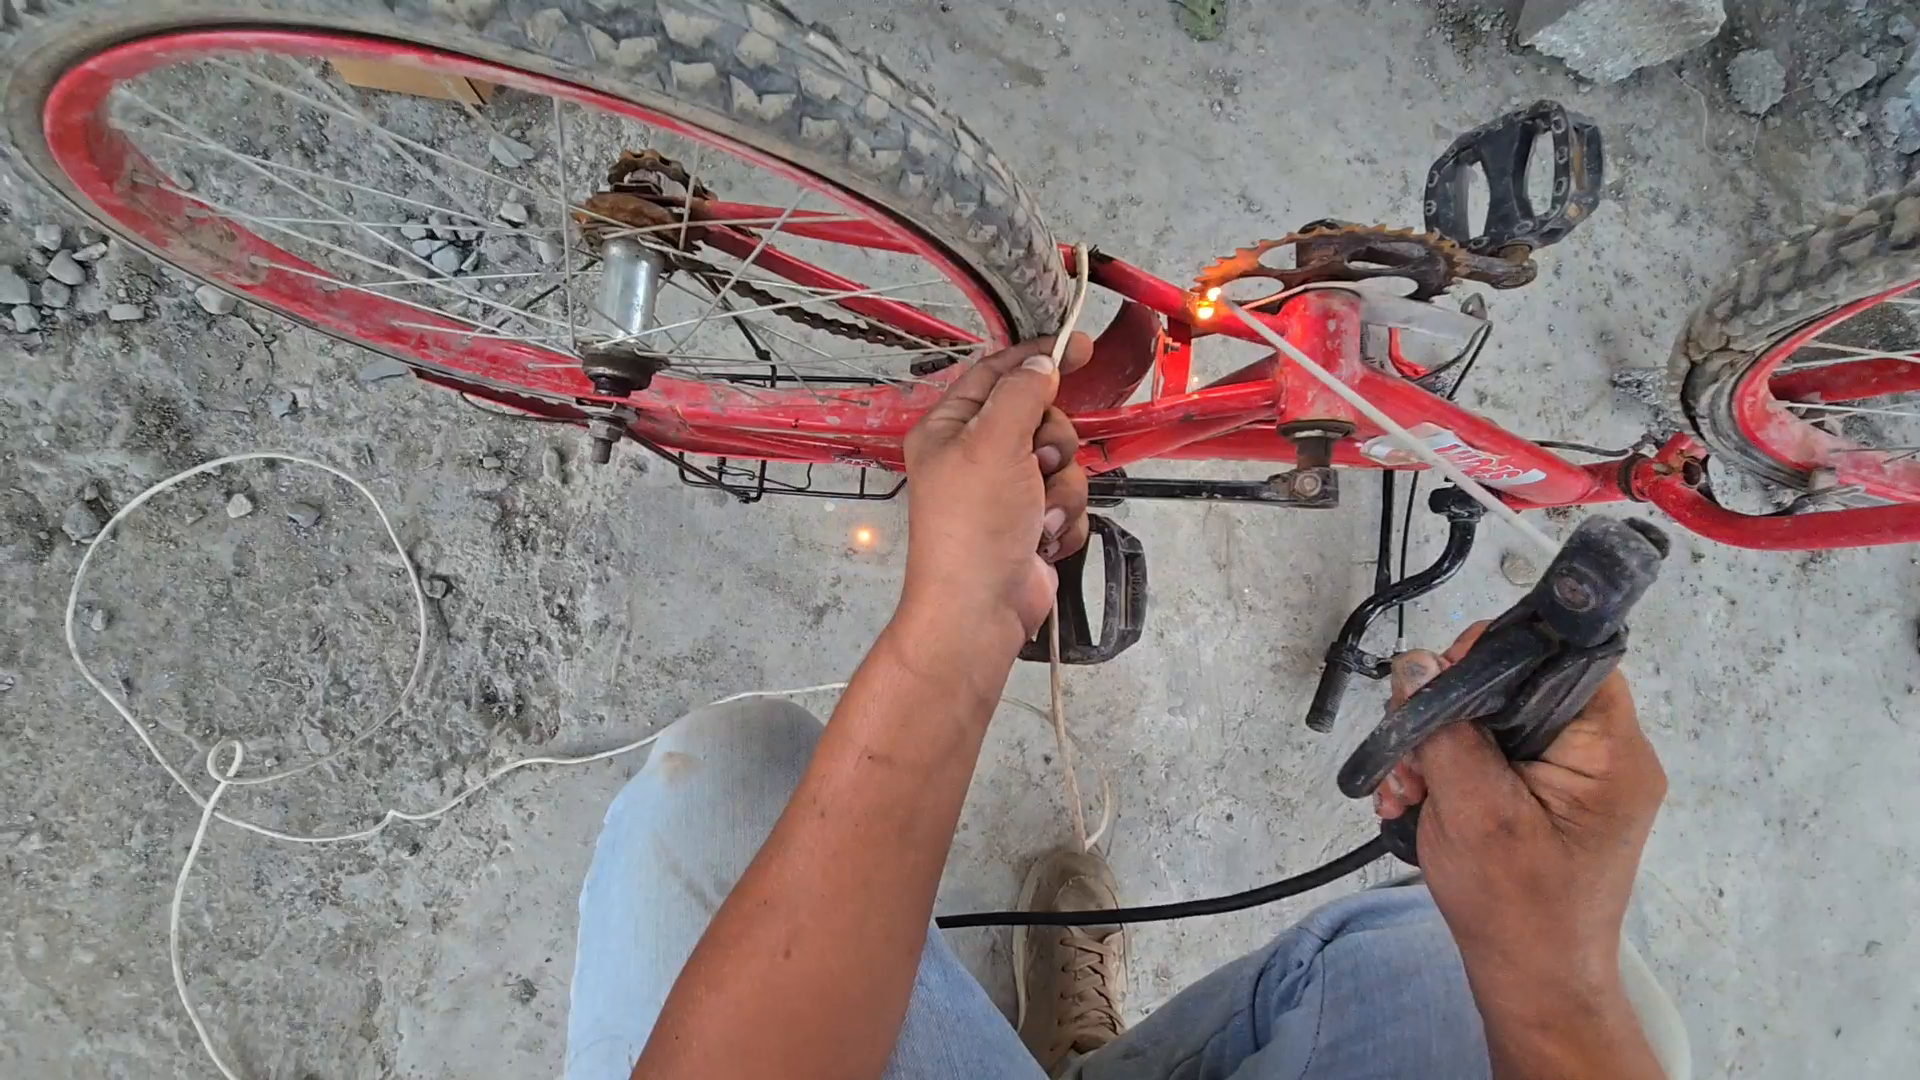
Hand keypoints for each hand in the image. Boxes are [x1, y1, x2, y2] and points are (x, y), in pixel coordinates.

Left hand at [897, 334, 1091, 654]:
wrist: (982, 608)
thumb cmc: (975, 522)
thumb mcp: (992, 442)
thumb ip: (1021, 393)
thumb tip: (1042, 364)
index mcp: (951, 428)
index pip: (998, 374)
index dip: (1038, 358)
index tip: (1081, 347)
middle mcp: (977, 455)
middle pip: (1041, 418)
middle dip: (1052, 444)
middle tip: (1039, 465)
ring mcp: (1008, 492)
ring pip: (1063, 463)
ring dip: (1060, 491)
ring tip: (1036, 516)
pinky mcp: (1033, 523)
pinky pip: (1069, 501)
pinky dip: (1063, 521)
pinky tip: (1041, 540)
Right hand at [1373, 623, 1666, 999]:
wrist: (1527, 975)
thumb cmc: (1515, 903)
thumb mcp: (1474, 809)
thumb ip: (1444, 730)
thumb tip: (1416, 661)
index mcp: (1608, 753)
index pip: (1567, 660)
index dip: (1501, 651)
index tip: (1439, 674)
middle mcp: (1594, 753)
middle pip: (1511, 687)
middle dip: (1444, 710)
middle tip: (1409, 748)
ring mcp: (1562, 773)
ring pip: (1484, 718)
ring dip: (1429, 744)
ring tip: (1405, 786)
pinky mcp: (1532, 789)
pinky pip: (1478, 749)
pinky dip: (1437, 766)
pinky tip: (1411, 795)